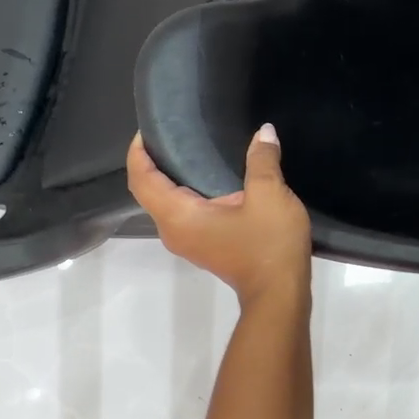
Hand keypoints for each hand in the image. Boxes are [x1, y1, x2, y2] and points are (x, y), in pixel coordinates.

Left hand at [126, 125, 311, 307]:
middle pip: (149, 191)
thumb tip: (263, 132)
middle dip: (153, 161)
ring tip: (191, 145)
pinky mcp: (203, 242)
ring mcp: (187, 239)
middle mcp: (173, 229)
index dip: (138, 154)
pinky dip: (186, 189)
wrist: (280, 289)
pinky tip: (211, 175)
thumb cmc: (269, 242)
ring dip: (171, 176)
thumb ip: (262, 161)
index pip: (143, 181)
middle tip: (172, 130)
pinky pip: (182, 209)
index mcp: (179, 216)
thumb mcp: (270, 195)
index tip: (146, 129)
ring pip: (166, 201)